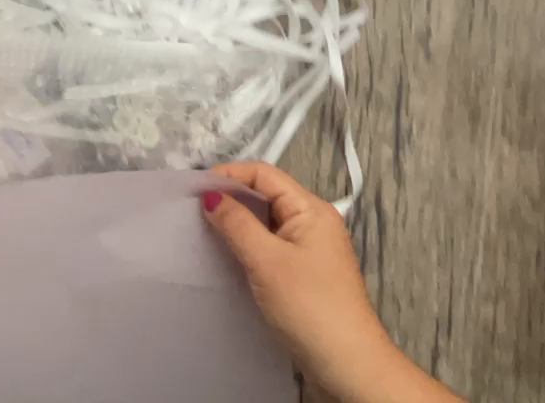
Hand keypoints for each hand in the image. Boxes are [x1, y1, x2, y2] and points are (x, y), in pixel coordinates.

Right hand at [204, 162, 461, 402]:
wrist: (350, 370)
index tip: (196, 190)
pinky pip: (269, 244)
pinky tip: (228, 256)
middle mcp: (313, 222)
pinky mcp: (304, 273)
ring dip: (237, 222)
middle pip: (264, 194)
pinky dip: (247, 244)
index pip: (263, 174)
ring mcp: (310, 249)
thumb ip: (236, 223)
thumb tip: (209, 195)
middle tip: (195, 209)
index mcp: (311, 209)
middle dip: (230, 198)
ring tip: (205, 230)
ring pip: (265, 221)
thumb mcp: (266, 261)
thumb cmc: (309, 307)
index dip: (228, 175)